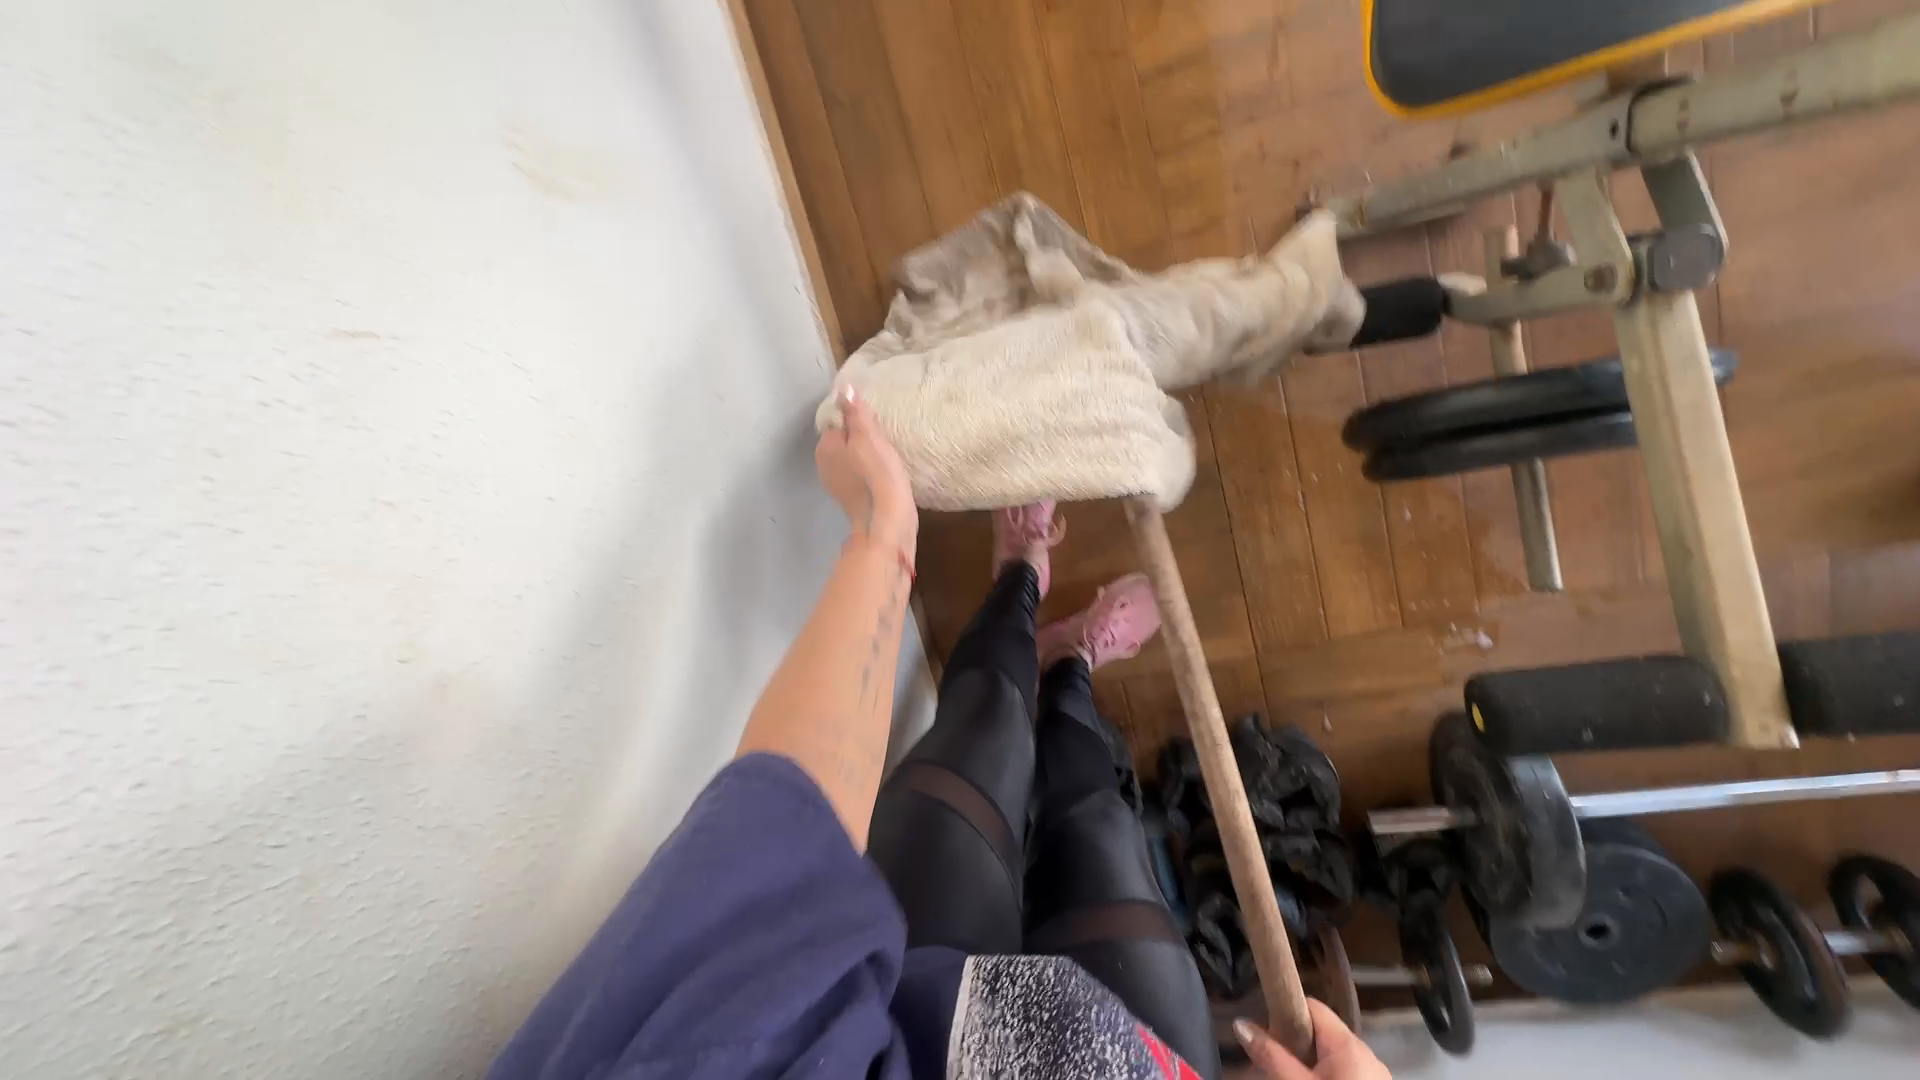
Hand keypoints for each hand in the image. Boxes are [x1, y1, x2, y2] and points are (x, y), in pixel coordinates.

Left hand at [816, 385, 916, 555]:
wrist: (887, 522)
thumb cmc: (878, 474)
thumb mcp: (868, 436)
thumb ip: (855, 412)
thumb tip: (844, 387)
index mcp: (825, 447)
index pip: (837, 422)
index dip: (856, 421)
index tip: (877, 423)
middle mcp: (824, 466)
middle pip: (844, 443)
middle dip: (861, 440)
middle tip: (886, 439)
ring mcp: (837, 486)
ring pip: (852, 462)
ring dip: (866, 458)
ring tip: (889, 456)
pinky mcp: (852, 501)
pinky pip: (860, 478)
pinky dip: (870, 475)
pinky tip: (886, 476)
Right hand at [1235, 1001, 1390, 1079]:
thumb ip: (1270, 1055)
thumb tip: (1241, 1024)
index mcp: (1349, 1044)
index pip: (1310, 1006)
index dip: (1284, 1011)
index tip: (1263, 1031)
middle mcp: (1366, 1054)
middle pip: (1319, 1033)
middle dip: (1293, 1044)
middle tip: (1271, 1064)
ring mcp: (1374, 1077)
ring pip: (1330, 1058)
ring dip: (1306, 1065)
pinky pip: (1344, 1076)